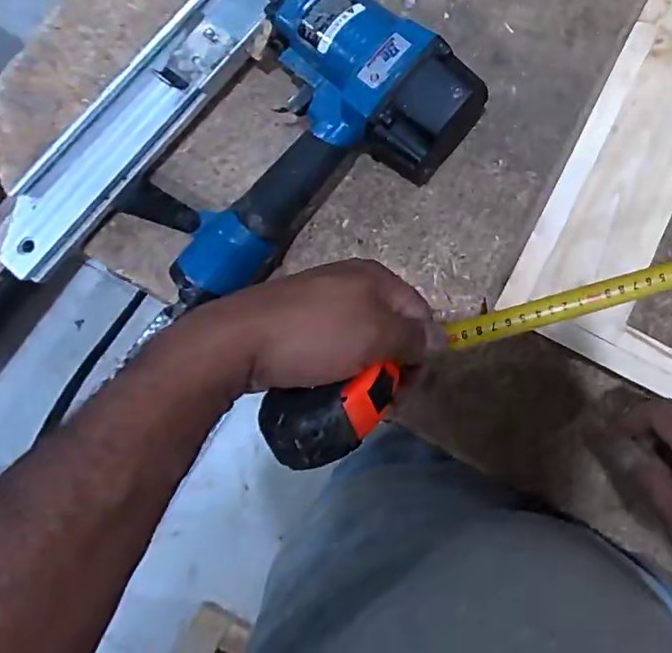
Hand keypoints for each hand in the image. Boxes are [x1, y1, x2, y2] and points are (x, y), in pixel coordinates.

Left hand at [184, 259, 447, 393]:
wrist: (231, 343)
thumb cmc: (314, 336)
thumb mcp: (376, 337)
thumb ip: (414, 338)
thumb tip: (439, 341)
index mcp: (376, 276)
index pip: (419, 312)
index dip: (421, 350)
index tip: (406, 387)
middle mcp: (351, 280)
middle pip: (390, 326)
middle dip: (391, 363)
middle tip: (378, 397)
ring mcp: (318, 298)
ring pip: (359, 338)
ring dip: (363, 368)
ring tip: (349, 395)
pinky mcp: (292, 319)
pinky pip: (329, 344)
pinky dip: (334, 365)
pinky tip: (323, 383)